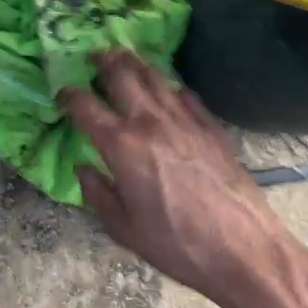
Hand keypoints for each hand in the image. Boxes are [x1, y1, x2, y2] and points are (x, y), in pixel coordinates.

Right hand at [63, 50, 287, 306]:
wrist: (245, 252)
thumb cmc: (178, 246)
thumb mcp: (124, 230)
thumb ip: (97, 194)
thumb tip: (83, 168)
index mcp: (121, 146)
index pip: (85, 106)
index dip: (68, 95)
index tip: (62, 93)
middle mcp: (149, 122)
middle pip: (121, 75)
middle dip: (103, 61)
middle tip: (94, 56)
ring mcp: (184, 120)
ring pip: (154, 76)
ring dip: (134, 63)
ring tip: (125, 58)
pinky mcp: (211, 127)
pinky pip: (186, 95)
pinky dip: (170, 87)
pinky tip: (168, 90)